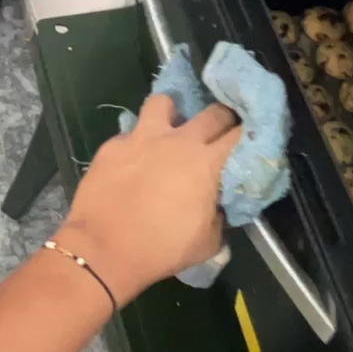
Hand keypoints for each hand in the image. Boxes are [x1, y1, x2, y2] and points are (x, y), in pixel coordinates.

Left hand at [54, 95, 240, 303]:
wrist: (104, 247)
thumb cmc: (161, 248)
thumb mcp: (208, 242)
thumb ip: (217, 215)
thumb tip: (214, 204)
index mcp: (207, 162)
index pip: (241, 135)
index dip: (248, 136)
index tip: (248, 141)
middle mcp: (178, 140)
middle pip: (212, 112)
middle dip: (221, 119)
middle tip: (218, 134)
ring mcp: (141, 137)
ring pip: (163, 103)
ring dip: (171, 114)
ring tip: (169, 131)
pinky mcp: (112, 145)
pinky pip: (130, 132)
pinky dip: (136, 143)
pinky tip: (132, 160)